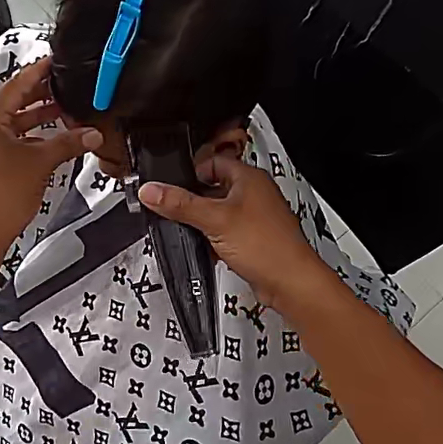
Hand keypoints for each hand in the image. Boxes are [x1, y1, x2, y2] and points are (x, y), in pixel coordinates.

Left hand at [0, 57, 99, 253]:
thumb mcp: (41, 163)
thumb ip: (68, 143)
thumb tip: (90, 135)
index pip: (16, 85)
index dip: (39, 72)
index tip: (53, 62)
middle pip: (12, 102)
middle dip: (41, 97)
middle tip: (64, 88)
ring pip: (10, 123)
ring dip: (35, 119)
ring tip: (62, 114)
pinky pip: (5, 140)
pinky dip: (26, 137)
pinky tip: (47, 141)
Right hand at [137, 156, 336, 312]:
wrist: (290, 281)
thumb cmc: (268, 246)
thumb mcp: (214, 220)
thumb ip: (180, 204)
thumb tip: (152, 191)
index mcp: (249, 178)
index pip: (213, 161)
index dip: (191, 171)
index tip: (172, 184)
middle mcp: (255, 194)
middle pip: (215, 188)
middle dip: (195, 202)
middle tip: (179, 211)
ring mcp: (256, 218)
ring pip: (220, 214)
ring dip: (206, 224)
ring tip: (196, 233)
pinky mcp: (255, 240)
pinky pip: (228, 235)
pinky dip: (216, 241)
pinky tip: (210, 250)